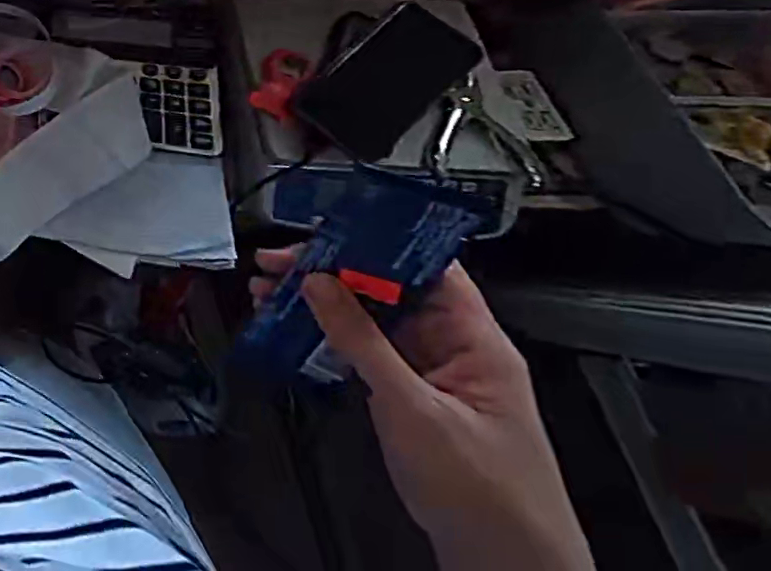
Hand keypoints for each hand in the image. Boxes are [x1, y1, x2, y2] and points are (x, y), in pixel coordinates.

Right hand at [251, 250, 592, 570]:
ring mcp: (423, 365)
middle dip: (328, 270)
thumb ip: (362, 341)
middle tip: (275, 263)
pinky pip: (359, 344)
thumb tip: (316, 281)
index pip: (427, 267)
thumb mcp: (414, 409)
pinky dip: (322, 331)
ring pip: (366, 313)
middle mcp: (448, 342)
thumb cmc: (479, 489)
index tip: (321, 233)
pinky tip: (286, 323)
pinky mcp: (402, 387)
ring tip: (265, 289)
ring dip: (316, 299)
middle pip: (385, 285)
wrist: (504, 568)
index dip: (377, 242)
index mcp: (473, 338)